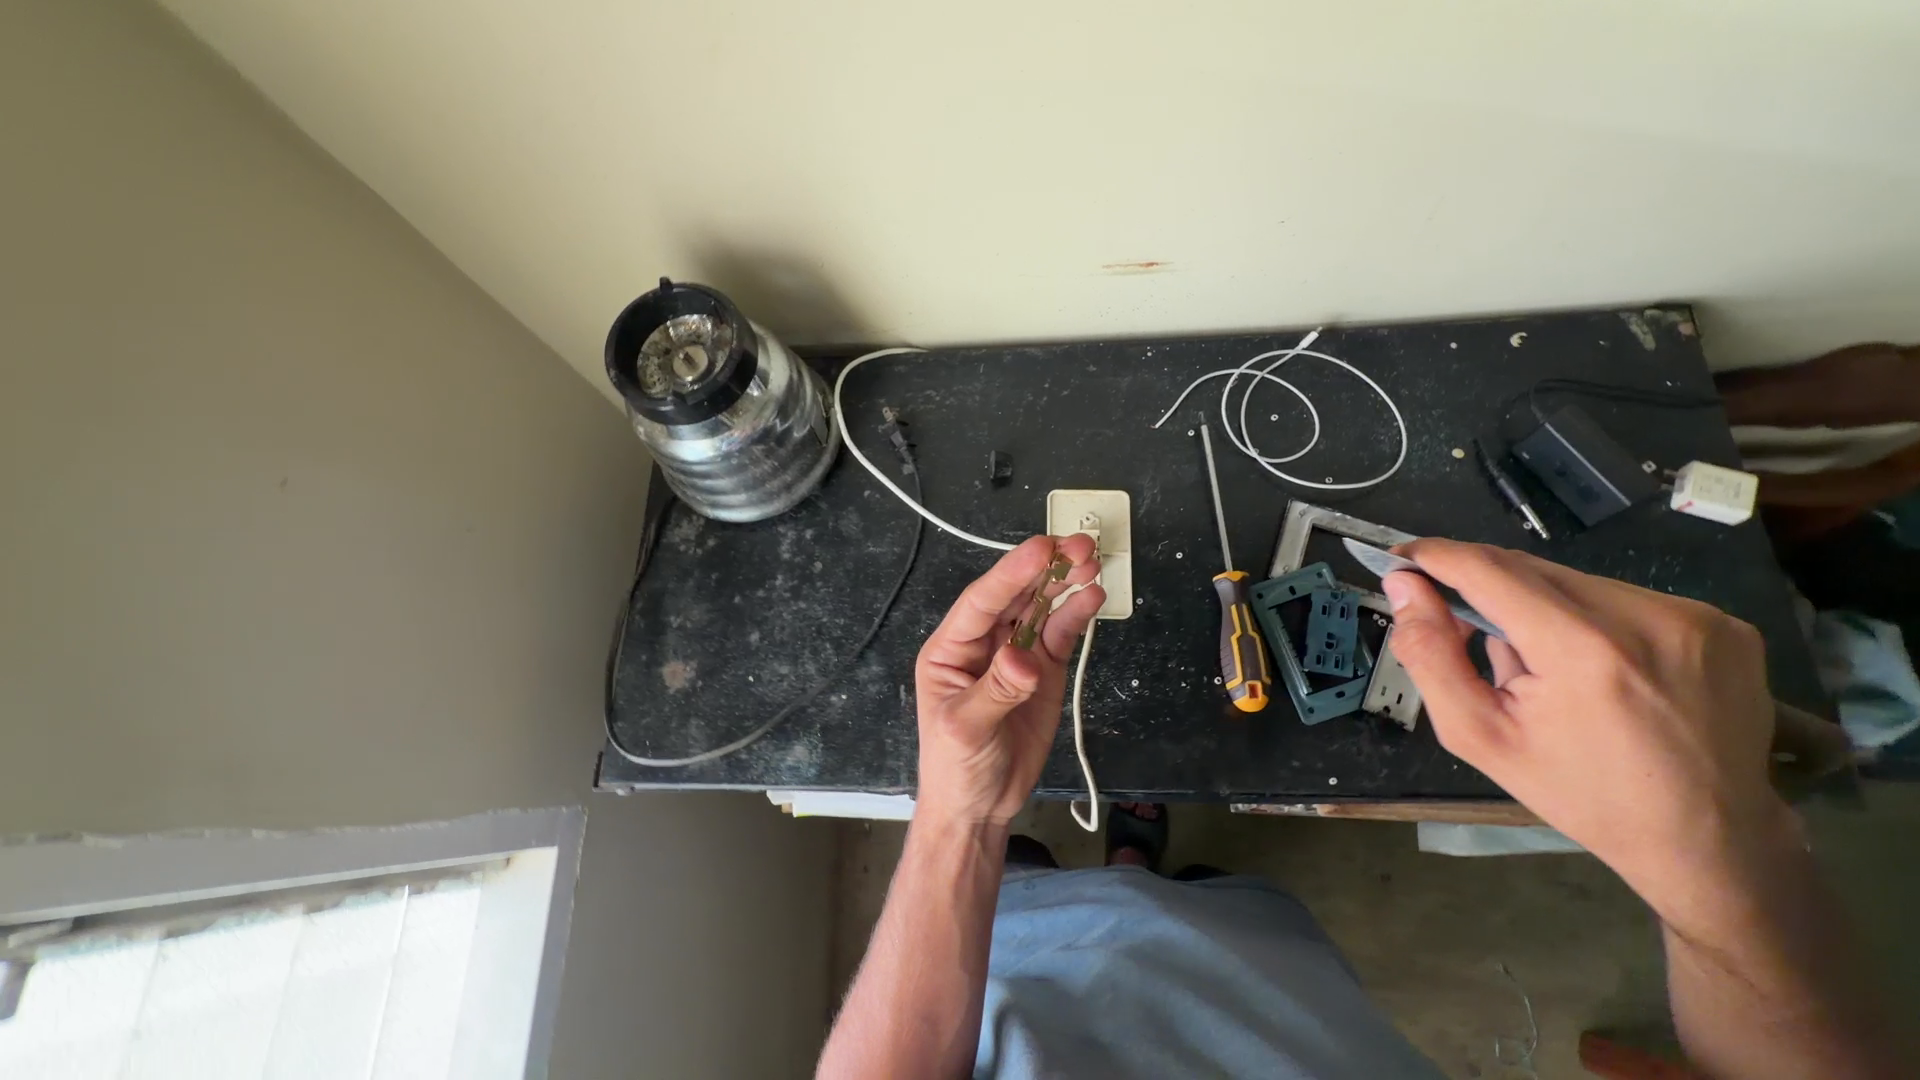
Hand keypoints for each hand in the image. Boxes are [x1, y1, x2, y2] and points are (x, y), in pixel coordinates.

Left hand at [915, 534, 1104, 827]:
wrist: (979, 806)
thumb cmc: (955, 767)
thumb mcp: (965, 729)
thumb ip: (994, 691)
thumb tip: (1023, 660)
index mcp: (951, 648)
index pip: (982, 601)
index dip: (1011, 573)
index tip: (1042, 548)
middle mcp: (983, 643)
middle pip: (1015, 596)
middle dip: (1045, 568)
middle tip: (1078, 545)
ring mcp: (1016, 655)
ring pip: (1041, 609)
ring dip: (1065, 583)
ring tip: (1093, 560)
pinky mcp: (1043, 672)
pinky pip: (1060, 635)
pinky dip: (1077, 615)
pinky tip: (1094, 596)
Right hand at [1382, 539, 1796, 922]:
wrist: (1708, 839)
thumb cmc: (1578, 792)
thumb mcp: (1478, 735)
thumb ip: (1430, 655)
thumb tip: (1404, 588)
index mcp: (1582, 651)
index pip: (1489, 569)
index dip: (1436, 556)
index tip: (1400, 558)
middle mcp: (1646, 618)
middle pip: (1530, 569)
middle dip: (1482, 586)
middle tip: (1456, 622)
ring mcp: (1696, 618)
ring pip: (1576, 581)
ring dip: (1537, 604)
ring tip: (1539, 661)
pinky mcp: (1725, 624)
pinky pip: (1623, 598)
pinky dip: (1589, 617)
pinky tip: (1595, 664)